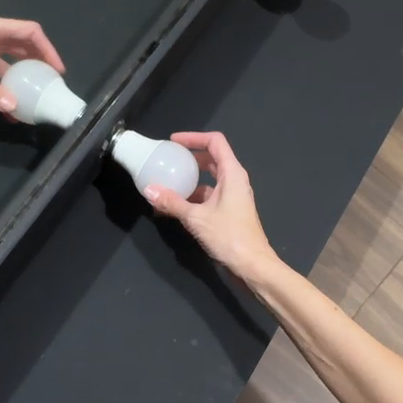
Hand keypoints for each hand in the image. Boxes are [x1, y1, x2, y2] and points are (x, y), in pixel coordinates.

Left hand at [0, 14, 63, 113]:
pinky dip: (1, 89)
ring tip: (32, 99)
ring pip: (8, 63)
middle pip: (23, 47)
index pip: (29, 32)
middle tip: (50, 86)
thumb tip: (13, 108)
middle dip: (38, 65)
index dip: (48, 49)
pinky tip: (6, 108)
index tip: (57, 71)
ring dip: (20, 79)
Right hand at [144, 131, 281, 282]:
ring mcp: (234, 196)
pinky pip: (210, 196)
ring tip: (168, 184)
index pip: (215, 142)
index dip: (194, 137)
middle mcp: (235, 181)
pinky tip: (176, 207)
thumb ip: (172, 203)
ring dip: (190, 180)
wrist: (252, 264)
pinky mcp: (230, 211)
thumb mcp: (196, 218)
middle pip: (212, 159)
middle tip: (169, 159)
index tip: (174, 142)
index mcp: (232, 173)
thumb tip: (149, 190)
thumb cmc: (229, 236)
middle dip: (190, 157)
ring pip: (210, 180)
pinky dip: (194, 197)